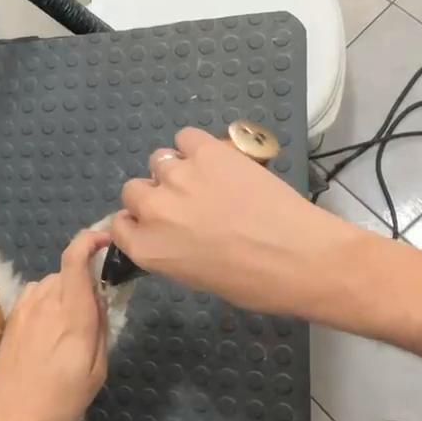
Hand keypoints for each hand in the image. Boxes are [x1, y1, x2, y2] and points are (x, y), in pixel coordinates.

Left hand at [0, 230, 113, 420]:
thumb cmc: (60, 402)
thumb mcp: (96, 372)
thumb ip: (101, 328)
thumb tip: (100, 298)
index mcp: (72, 314)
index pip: (76, 259)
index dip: (90, 240)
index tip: (105, 241)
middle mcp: (46, 302)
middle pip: (68, 272)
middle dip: (84, 284)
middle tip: (94, 318)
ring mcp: (24, 308)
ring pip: (51, 285)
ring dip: (65, 296)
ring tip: (68, 334)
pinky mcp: (11, 318)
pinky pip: (36, 296)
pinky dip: (48, 305)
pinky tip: (47, 335)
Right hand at [113, 127, 366, 316]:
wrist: (302, 258)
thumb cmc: (254, 283)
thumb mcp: (197, 278)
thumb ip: (169, 251)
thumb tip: (170, 232)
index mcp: (147, 249)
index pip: (120, 225)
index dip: (138, 223)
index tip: (159, 225)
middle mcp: (153, 209)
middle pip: (134, 190)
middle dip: (155, 196)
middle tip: (187, 205)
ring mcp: (178, 176)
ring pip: (159, 161)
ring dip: (176, 170)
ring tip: (207, 181)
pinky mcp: (207, 151)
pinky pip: (186, 137)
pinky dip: (197, 146)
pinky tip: (218, 161)